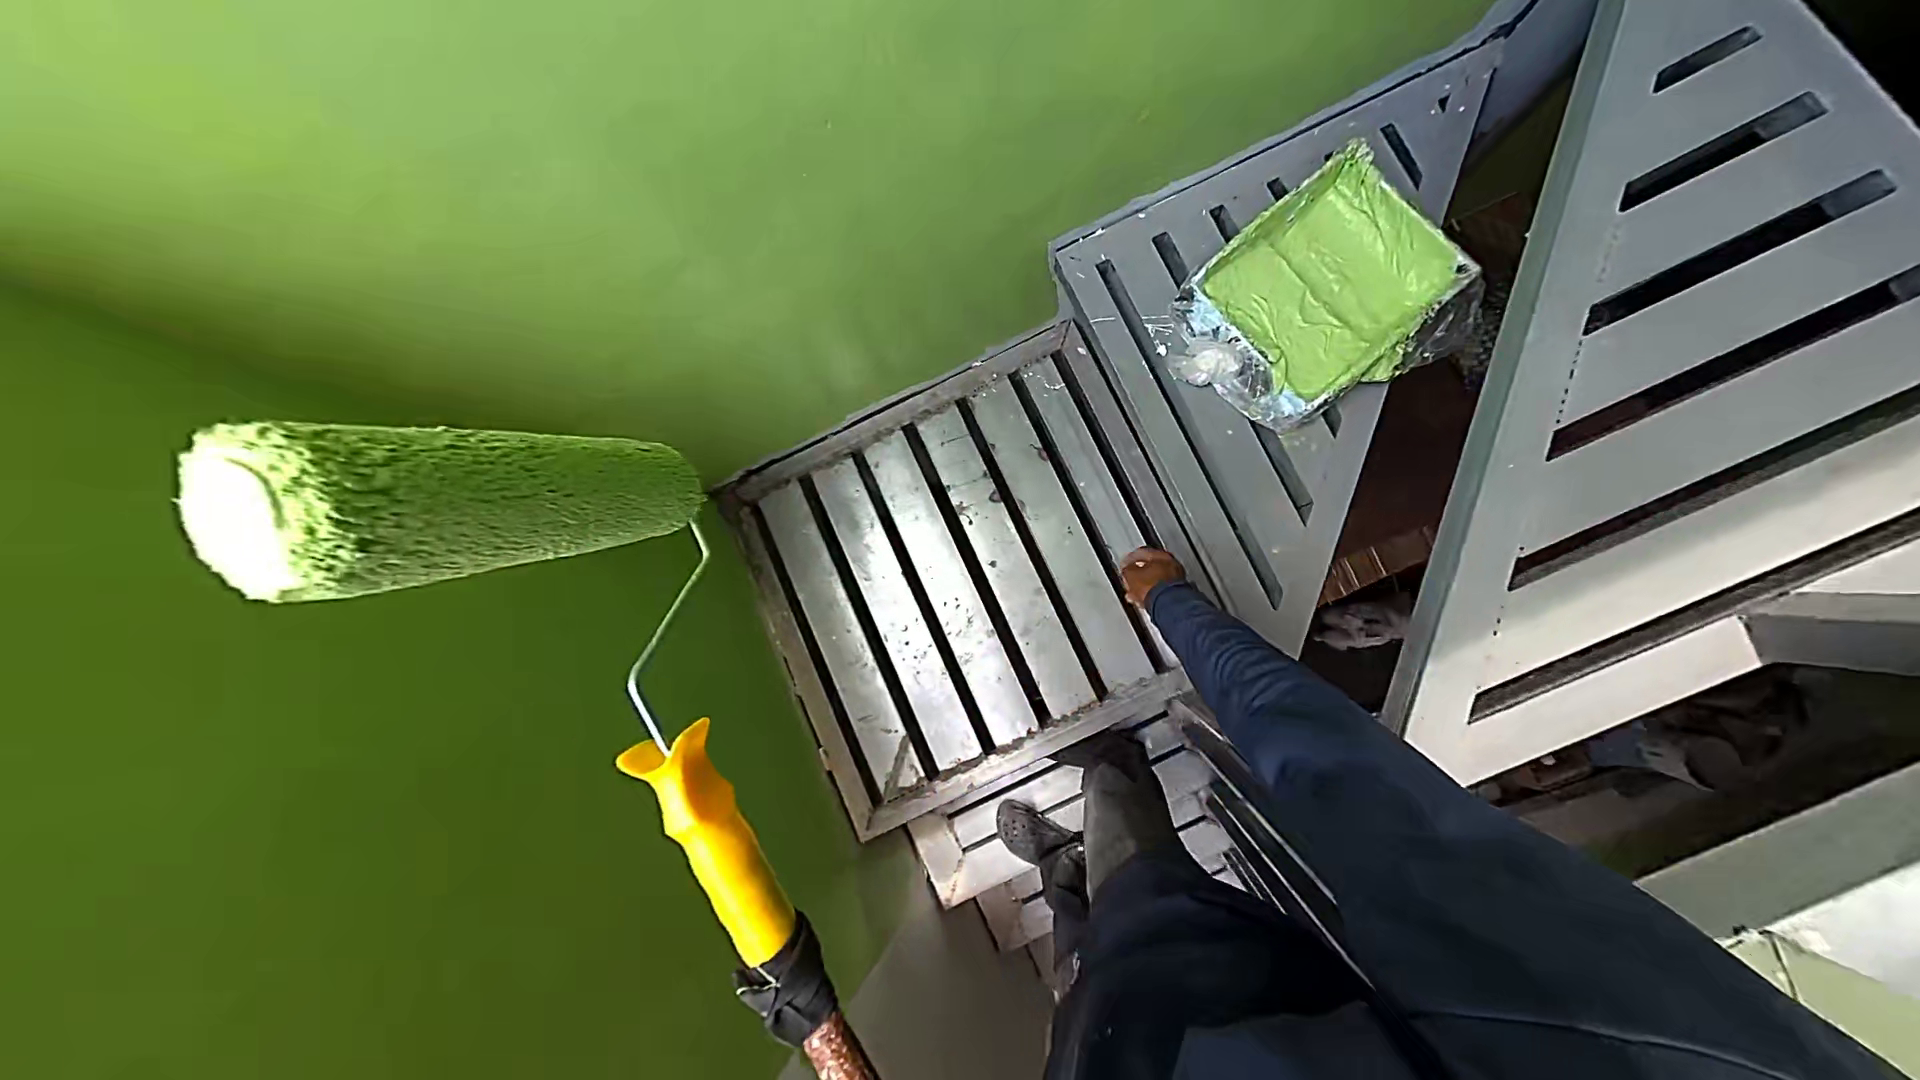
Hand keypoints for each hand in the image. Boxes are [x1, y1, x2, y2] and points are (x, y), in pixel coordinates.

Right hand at [1120, 547, 1184, 608]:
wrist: (1166, 605)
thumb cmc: (1153, 587)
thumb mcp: (1131, 575)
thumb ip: (1128, 570)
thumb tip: (1127, 571)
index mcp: (1161, 555)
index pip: (1142, 552)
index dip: (1130, 559)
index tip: (1125, 565)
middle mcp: (1172, 564)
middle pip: (1152, 566)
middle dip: (1139, 574)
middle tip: (1130, 579)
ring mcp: (1177, 579)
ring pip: (1157, 579)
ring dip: (1145, 585)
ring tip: (1135, 592)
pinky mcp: (1178, 593)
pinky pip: (1162, 591)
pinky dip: (1152, 594)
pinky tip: (1145, 599)